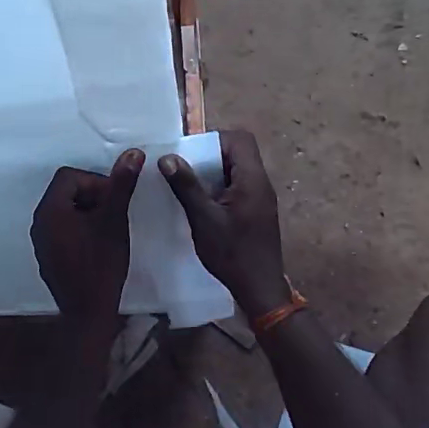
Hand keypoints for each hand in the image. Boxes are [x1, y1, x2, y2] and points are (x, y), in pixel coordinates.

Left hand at [31, 149, 142, 328]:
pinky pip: (63, 229)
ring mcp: (41, 241)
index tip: (114, 199)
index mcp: (50, 209)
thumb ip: (121, 184)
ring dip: (89, 211)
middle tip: (114, 213)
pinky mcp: (48, 255)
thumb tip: (133, 153)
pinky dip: (81, 228)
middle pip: (66, 191)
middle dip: (93, 195)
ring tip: (109, 228)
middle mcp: (39, 222)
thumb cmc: (101, 263)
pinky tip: (98, 245)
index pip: (70, 176)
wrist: (88, 312)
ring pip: (66, 210)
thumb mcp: (114, 219)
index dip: (96, 181)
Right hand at [159, 130, 291, 315]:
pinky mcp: (256, 210)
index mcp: (252, 179)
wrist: (259, 288)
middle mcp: (261, 182)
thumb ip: (187, 186)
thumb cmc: (232, 253)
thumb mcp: (204, 219)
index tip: (190, 154)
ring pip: (237, 170)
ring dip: (213, 173)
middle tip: (185, 170)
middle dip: (210, 156)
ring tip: (189, 186)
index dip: (214, 139)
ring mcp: (260, 197)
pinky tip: (201, 205)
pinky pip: (238, 186)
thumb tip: (168, 157)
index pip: (239, 139)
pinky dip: (219, 187)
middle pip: (238, 152)